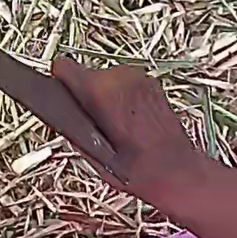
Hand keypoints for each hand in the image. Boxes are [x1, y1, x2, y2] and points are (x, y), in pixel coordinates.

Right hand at [51, 59, 213, 203]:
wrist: (176, 170)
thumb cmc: (132, 167)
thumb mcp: (89, 152)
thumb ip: (70, 126)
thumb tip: (61, 113)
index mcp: (96, 90)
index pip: (63, 66)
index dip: (60, 81)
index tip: (63, 96)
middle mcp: (117, 77)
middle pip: (87, 75)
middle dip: (86, 94)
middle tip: (94, 123)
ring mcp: (138, 77)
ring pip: (107, 80)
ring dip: (106, 95)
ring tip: (115, 125)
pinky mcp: (153, 82)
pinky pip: (126, 84)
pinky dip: (124, 97)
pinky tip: (131, 121)